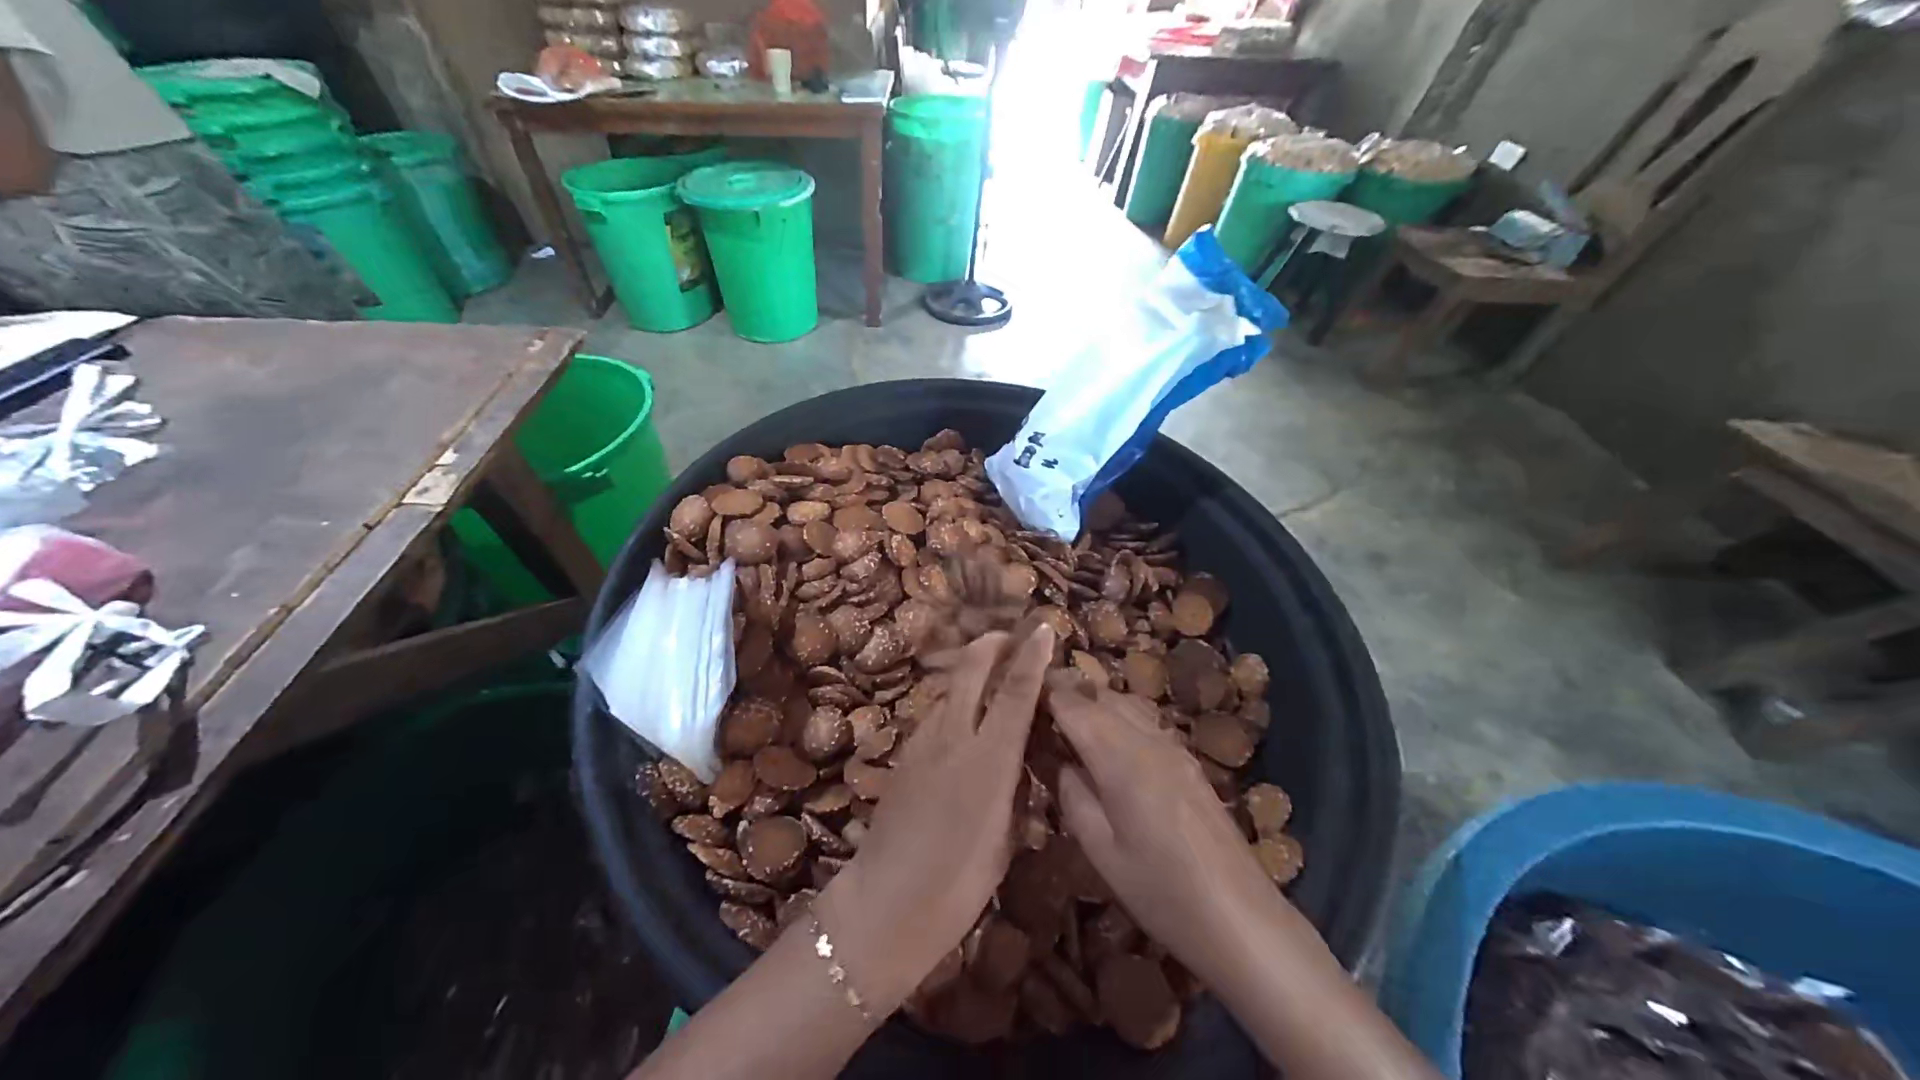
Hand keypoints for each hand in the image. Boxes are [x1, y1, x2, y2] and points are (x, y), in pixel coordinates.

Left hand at [816, 625, 1053, 1013]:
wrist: (887, 901)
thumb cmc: (961, 881)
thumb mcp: (1007, 838)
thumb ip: (1018, 788)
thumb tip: (1022, 759)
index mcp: (989, 759)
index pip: (1016, 692)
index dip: (1032, 656)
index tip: (1044, 629)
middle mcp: (953, 737)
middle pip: (970, 670)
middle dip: (991, 646)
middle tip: (1009, 638)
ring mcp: (921, 743)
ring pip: (948, 692)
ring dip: (970, 676)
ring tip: (991, 681)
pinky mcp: (902, 756)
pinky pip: (934, 719)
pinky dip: (953, 708)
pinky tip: (962, 728)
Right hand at [1046, 672, 1284, 987]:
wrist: (1239, 918)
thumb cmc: (1159, 890)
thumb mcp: (1099, 849)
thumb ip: (1072, 794)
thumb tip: (1059, 760)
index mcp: (1120, 757)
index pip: (1074, 704)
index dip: (1045, 693)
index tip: (1018, 695)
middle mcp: (1148, 739)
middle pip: (1102, 695)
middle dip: (1068, 693)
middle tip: (1036, 711)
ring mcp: (1174, 747)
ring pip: (1127, 702)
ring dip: (1095, 703)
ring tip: (1066, 723)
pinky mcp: (1189, 761)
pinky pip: (1145, 721)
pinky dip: (1119, 717)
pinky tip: (1107, 743)